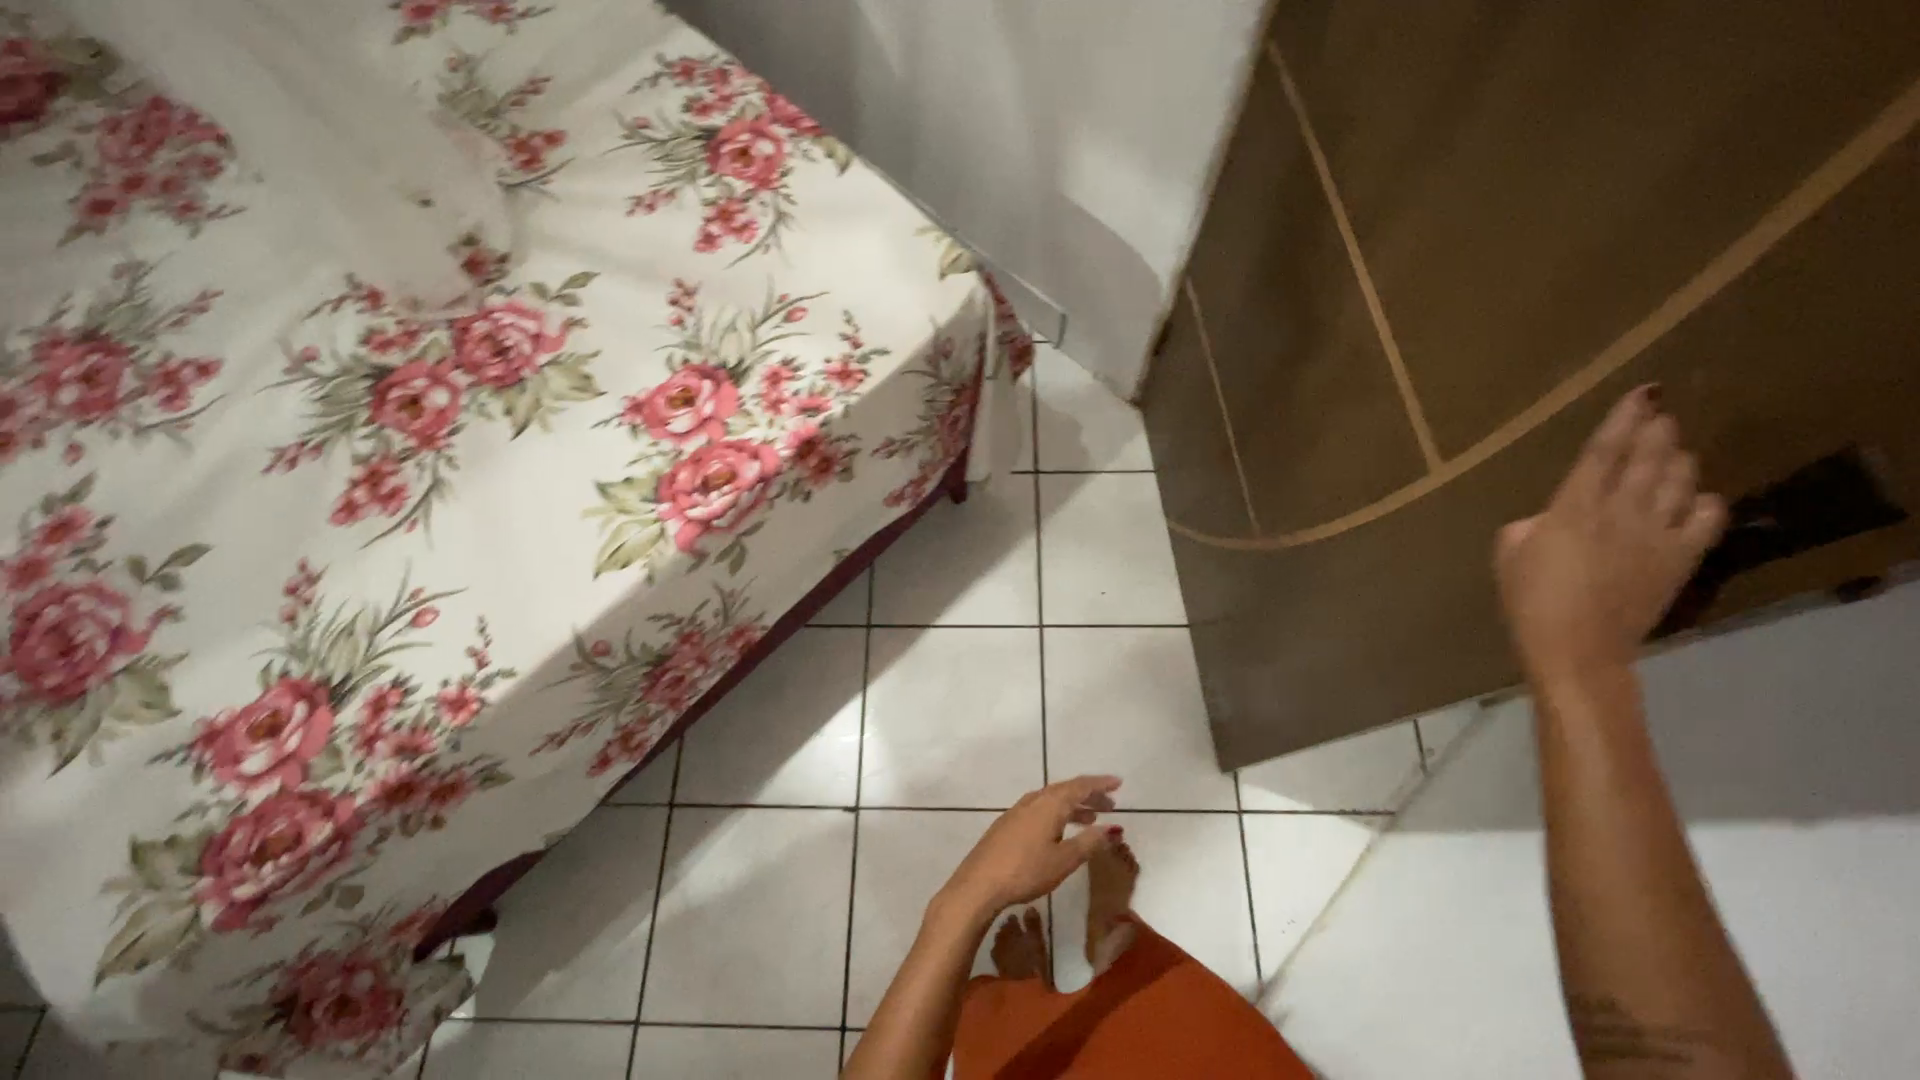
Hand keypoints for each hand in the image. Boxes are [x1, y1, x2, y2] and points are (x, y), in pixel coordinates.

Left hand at [937, 776, 1121, 918]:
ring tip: (1090, 818)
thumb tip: (1113, 828)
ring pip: (1051, 800)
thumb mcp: (1064, 859)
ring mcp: (1017, 811)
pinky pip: (1040, 809)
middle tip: (1110, 805)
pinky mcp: (1007, 824)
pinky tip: (1059, 829)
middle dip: (1088, 795)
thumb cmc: (1026, 870)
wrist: (979, 883)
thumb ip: (1090, 842)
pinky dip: (1056, 813)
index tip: (1118, 783)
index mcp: (1050, 804)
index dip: (1100, 784)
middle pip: (1065, 791)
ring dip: (1072, 805)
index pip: (1080, 786)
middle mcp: (1034, 801)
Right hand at [1495, 385, 1727, 685]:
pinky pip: (1708, 517)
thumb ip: (1533, 524)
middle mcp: (1622, 510)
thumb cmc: (1529, 599)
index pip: (1605, 450)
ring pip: (1681, 479)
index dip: (1624, 418)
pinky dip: (1705, 502)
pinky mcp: (1681, 558)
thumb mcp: (1509, 553)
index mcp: (1574, 506)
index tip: (1643, 392)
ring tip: (1674, 451)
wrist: (1575, 648)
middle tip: (1661, 415)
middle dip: (1658, 430)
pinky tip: (1695, 500)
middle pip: (1650, 455)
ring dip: (1679, 459)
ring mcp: (1657, 533)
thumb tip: (1553, 517)